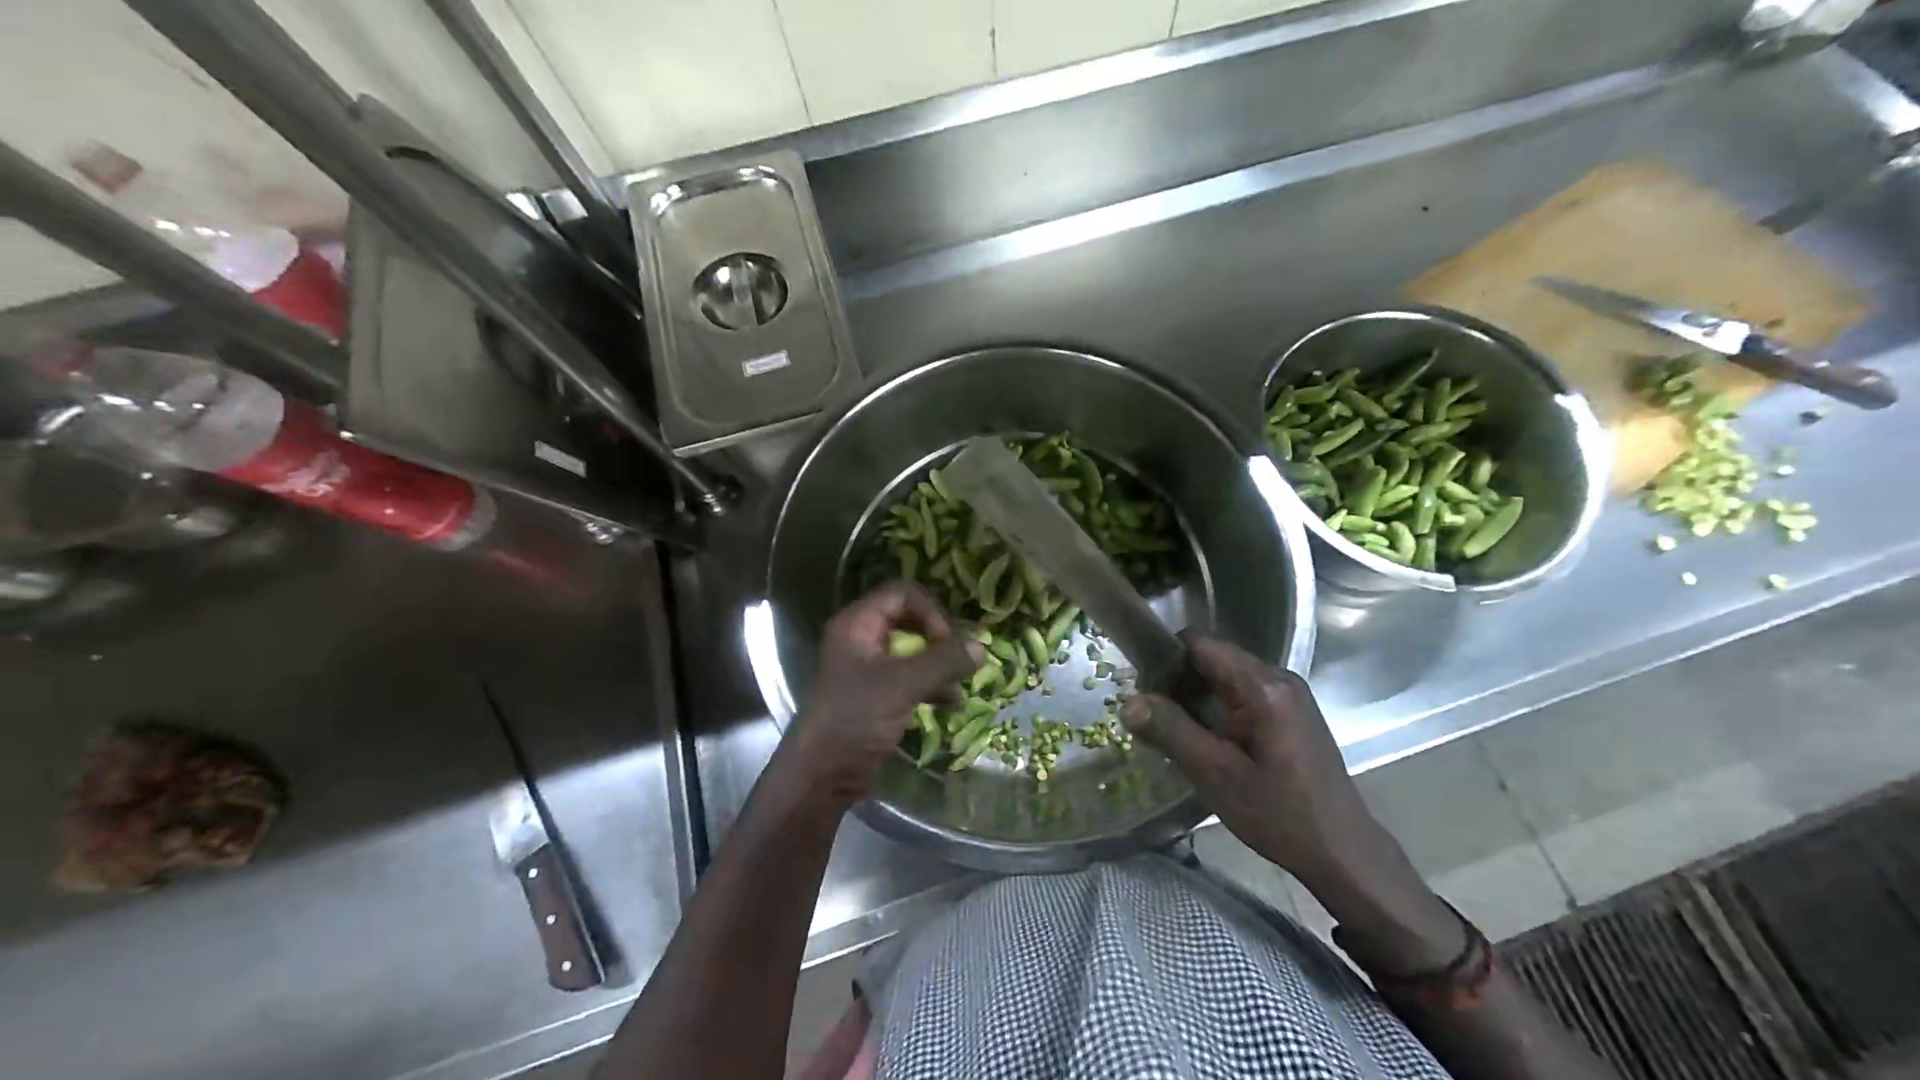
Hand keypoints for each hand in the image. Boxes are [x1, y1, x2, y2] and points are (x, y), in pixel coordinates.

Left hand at [779, 582, 982, 806]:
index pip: (901, 594)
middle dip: (940, 638)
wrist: (823, 773)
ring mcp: (868, 668)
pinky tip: (953, 702)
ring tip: (964, 681)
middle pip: (910, 620)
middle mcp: (861, 639)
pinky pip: (910, 678)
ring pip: (913, 651)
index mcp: (857, 624)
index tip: (947, 641)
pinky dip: (932, 685)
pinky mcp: (877, 695)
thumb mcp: (903, 684)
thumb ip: (944, 661)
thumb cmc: (856, 717)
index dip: (930, 611)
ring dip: (940, 663)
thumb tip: (982, 646)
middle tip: (962, 658)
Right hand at [1118, 637, 1383, 889]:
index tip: (1144, 690)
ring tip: (1177, 730)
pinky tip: (1209, 740)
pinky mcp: (1293, 711)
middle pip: (1214, 657)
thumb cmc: (1280, 815)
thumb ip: (1170, 731)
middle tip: (1155, 717)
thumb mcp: (1216, 775)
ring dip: (1198, 695)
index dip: (1167, 659)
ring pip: (1227, 675)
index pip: (1201, 644)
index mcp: (1264, 687)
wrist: (1343, 853)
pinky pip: (1243, 692)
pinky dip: (1218, 707)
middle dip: (1179, 680)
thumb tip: (1128, 702)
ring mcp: (1291, 694)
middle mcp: (1280, 678)